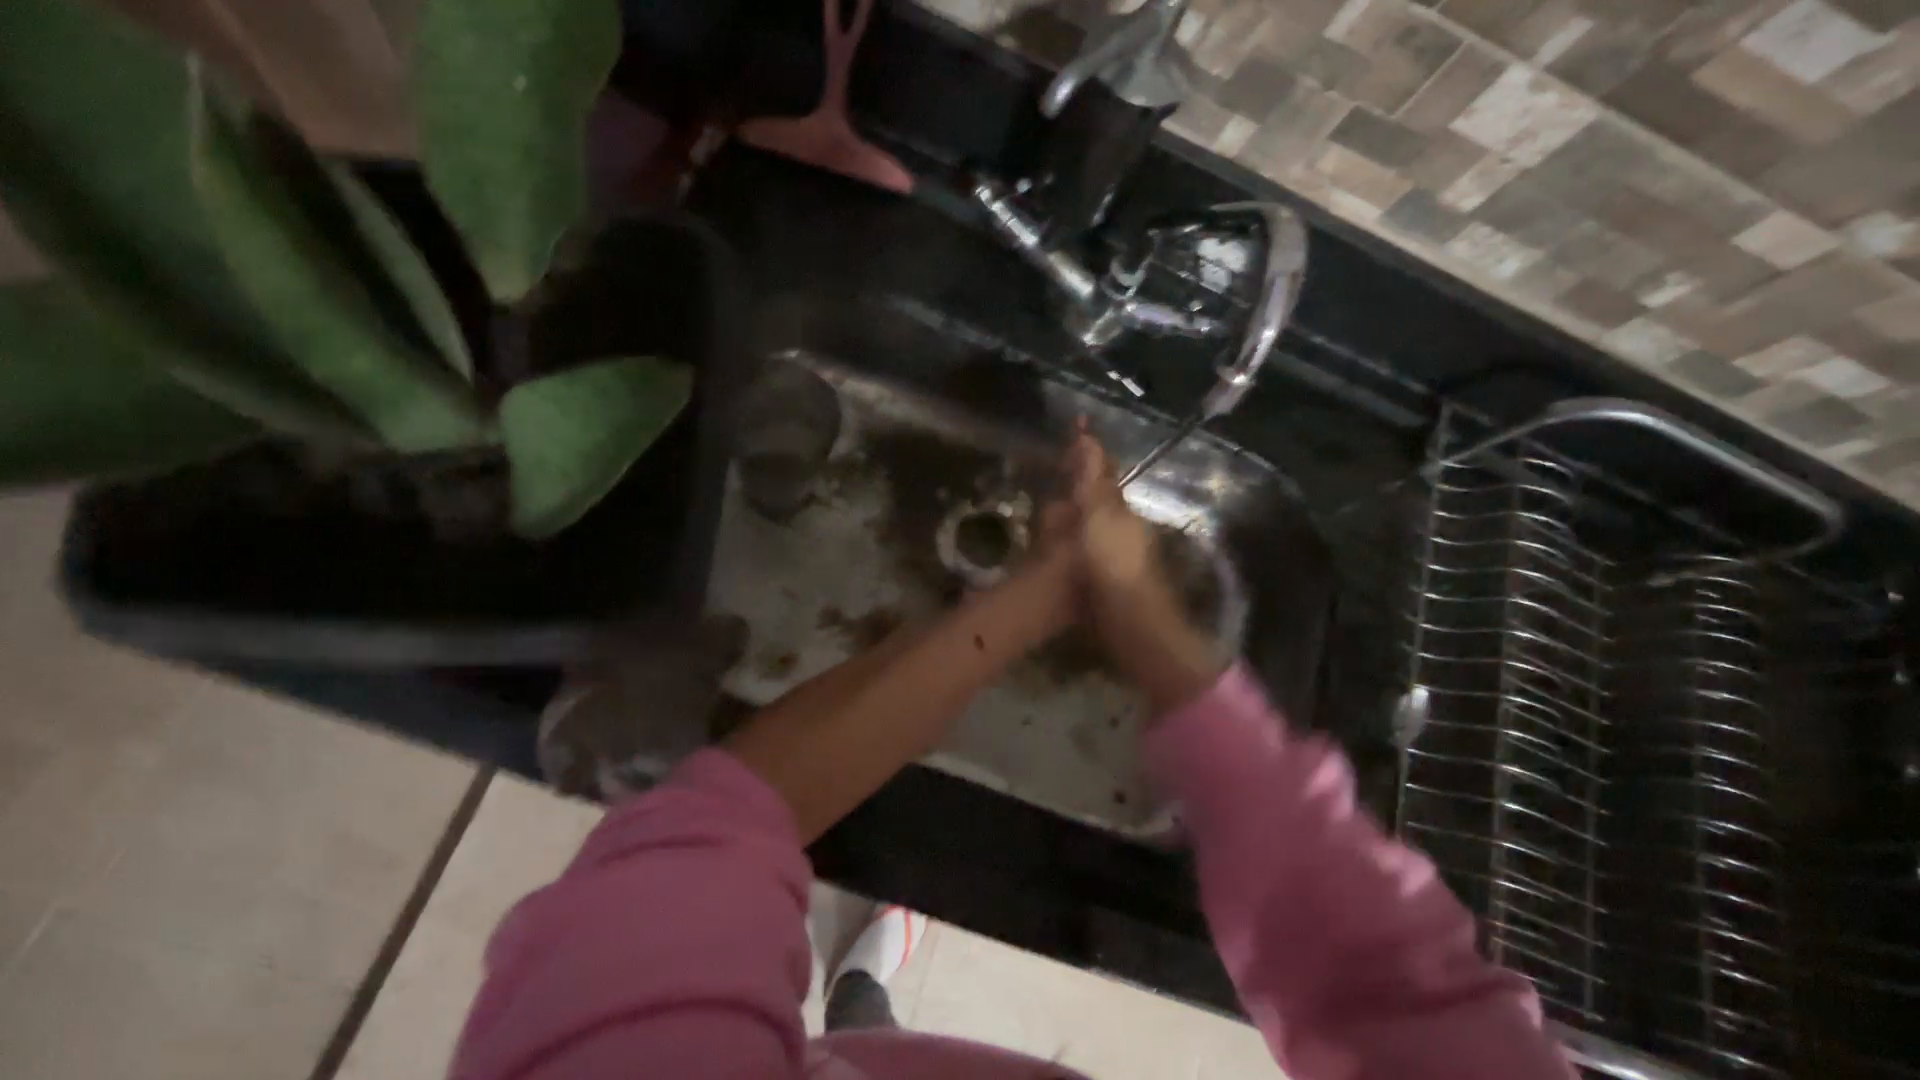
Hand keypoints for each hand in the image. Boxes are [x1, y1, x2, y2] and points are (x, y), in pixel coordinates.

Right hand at [1052, 421, 1225, 714]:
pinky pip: (1072, 565)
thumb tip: (1087, 436)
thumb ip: (1091, 481)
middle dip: (1066, 502)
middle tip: (1043, 503)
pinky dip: (1058, 559)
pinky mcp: (1097, 590)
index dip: (1083, 458)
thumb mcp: (1099, 518)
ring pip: (1078, 537)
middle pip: (1086, 508)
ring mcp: (1108, 563)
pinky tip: (1042, 565)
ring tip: (1035, 534)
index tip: (1067, 437)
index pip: (1099, 477)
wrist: (1134, 629)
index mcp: (1119, 513)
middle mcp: (1117, 533)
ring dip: (1059, 532)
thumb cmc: (1116, 568)